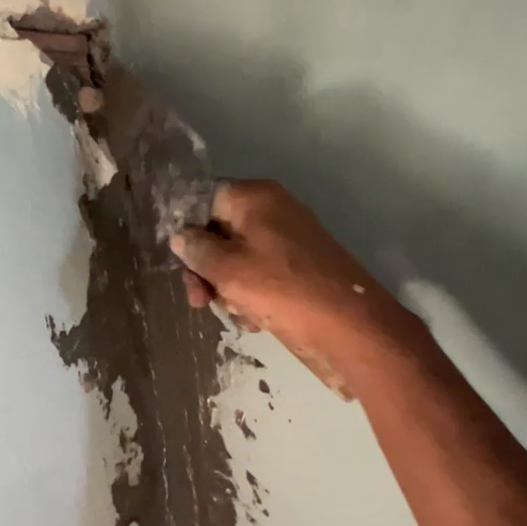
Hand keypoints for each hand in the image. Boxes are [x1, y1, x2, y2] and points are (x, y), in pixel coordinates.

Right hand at [171, 179, 405, 397]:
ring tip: (236, 314)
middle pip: (218, 233)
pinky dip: (250, 297)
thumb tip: (180, 235)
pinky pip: (258, 278)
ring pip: (236, 260)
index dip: (186, 229)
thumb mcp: (228, 269)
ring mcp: (286, 242)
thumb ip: (197, 249)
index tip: (177, 261)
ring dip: (226, 289)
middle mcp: (272, 211)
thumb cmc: (282, 290)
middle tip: (200, 301)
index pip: (204, 198)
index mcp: (255, 198)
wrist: (349, 327)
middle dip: (204, 268)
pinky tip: (254, 320)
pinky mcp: (296, 270)